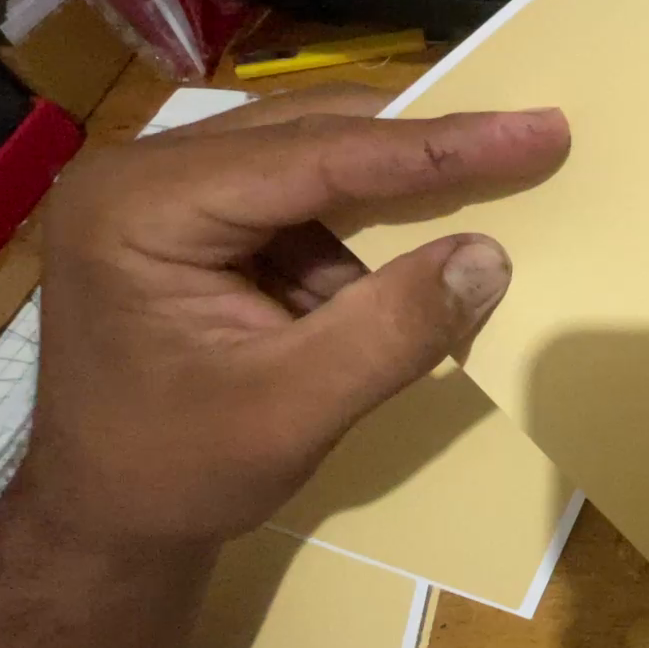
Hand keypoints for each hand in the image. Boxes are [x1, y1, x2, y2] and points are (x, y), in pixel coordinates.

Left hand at [22, 85, 569, 549]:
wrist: (108, 518)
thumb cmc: (180, 470)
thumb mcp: (295, 411)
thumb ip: (394, 330)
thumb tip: (491, 255)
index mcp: (145, 205)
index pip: (322, 155)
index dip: (442, 145)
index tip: (539, 130)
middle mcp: (154, 172)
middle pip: (325, 131)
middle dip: (433, 146)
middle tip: (530, 143)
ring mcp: (182, 189)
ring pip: (329, 152)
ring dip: (409, 186)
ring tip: (482, 200)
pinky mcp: (217, 218)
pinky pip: (322, 193)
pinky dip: (383, 223)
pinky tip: (402, 265)